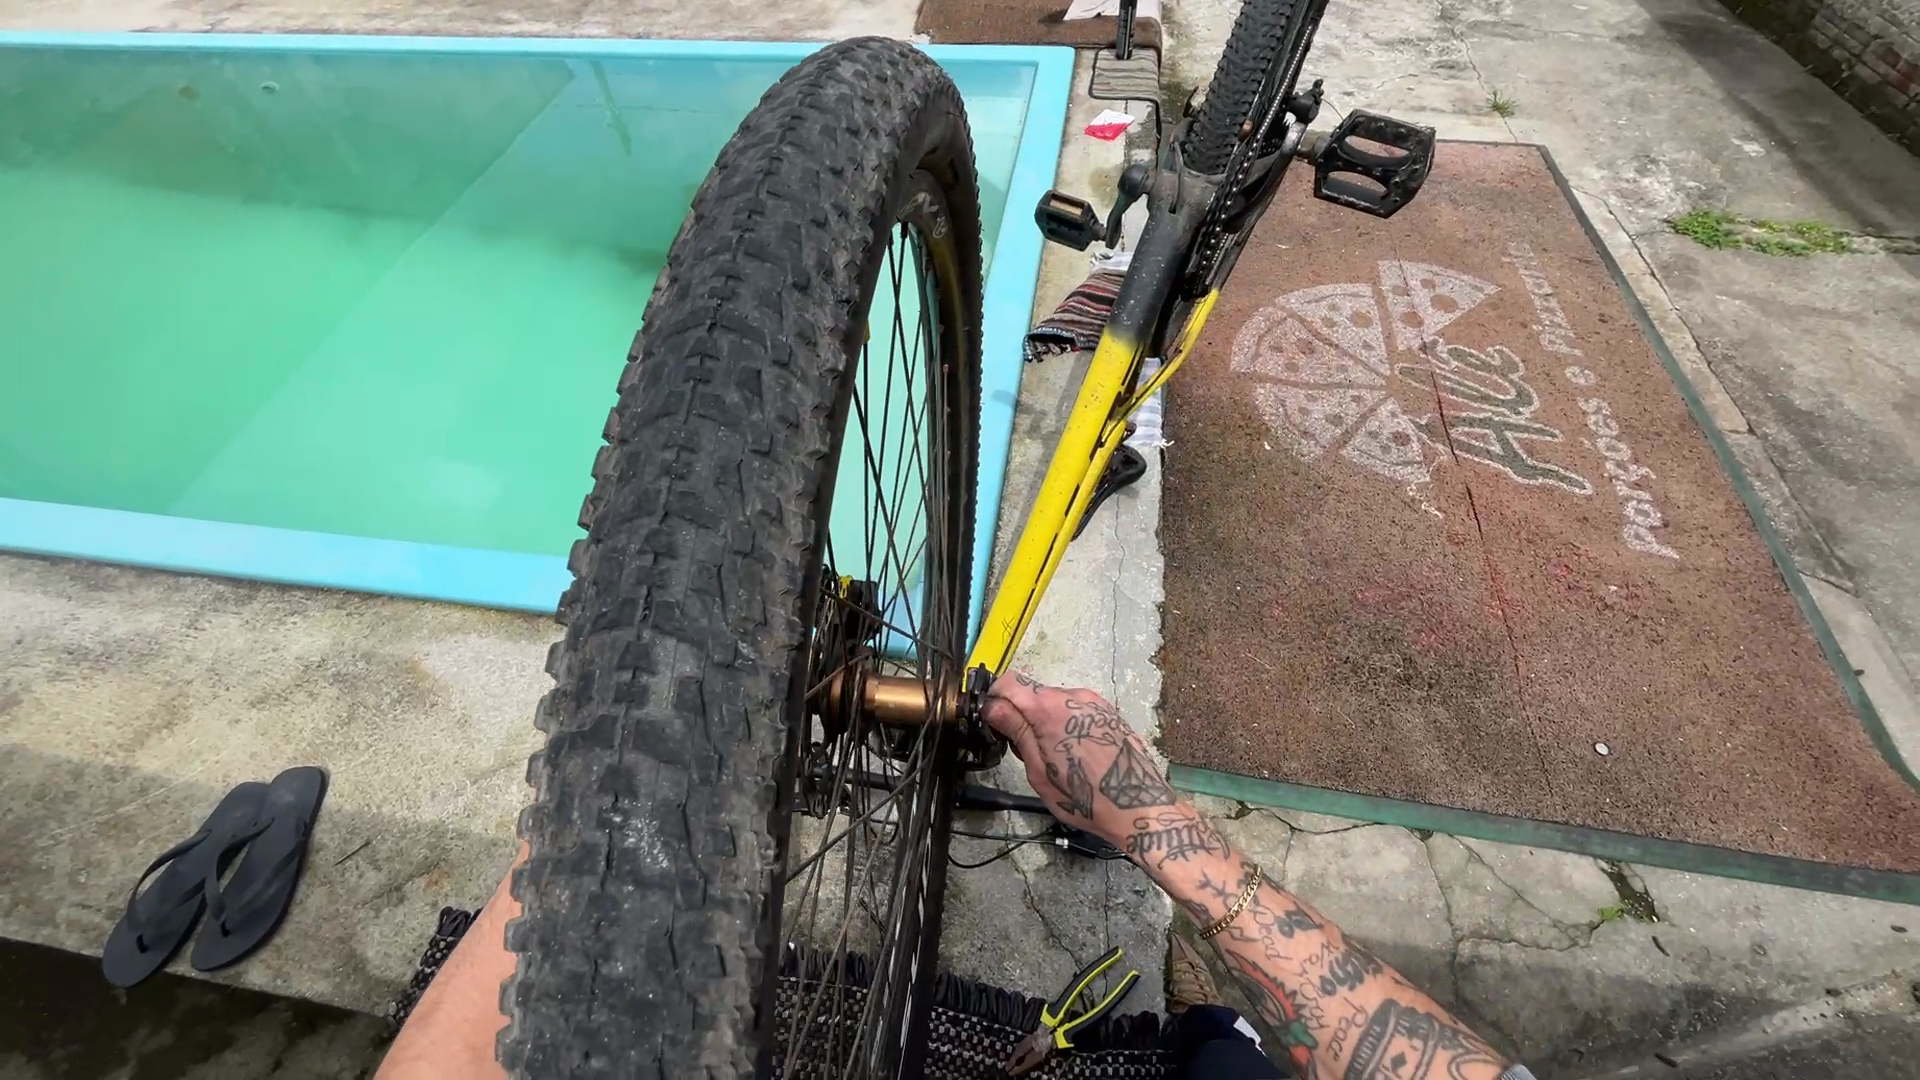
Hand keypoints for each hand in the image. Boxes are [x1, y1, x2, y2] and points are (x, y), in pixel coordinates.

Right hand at [982, 672, 1187, 854]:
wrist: (1139, 806)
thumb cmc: (1087, 797)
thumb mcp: (1040, 770)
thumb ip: (1016, 731)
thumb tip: (992, 706)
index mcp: (1050, 709)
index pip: (1009, 682)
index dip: (995, 698)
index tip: (994, 721)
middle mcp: (1074, 697)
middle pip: (1032, 693)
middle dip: (1021, 714)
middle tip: (1023, 748)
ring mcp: (1094, 702)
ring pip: (1054, 702)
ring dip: (1044, 720)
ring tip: (1053, 755)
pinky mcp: (1108, 712)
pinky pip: (1076, 709)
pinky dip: (1066, 723)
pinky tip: (1074, 752)